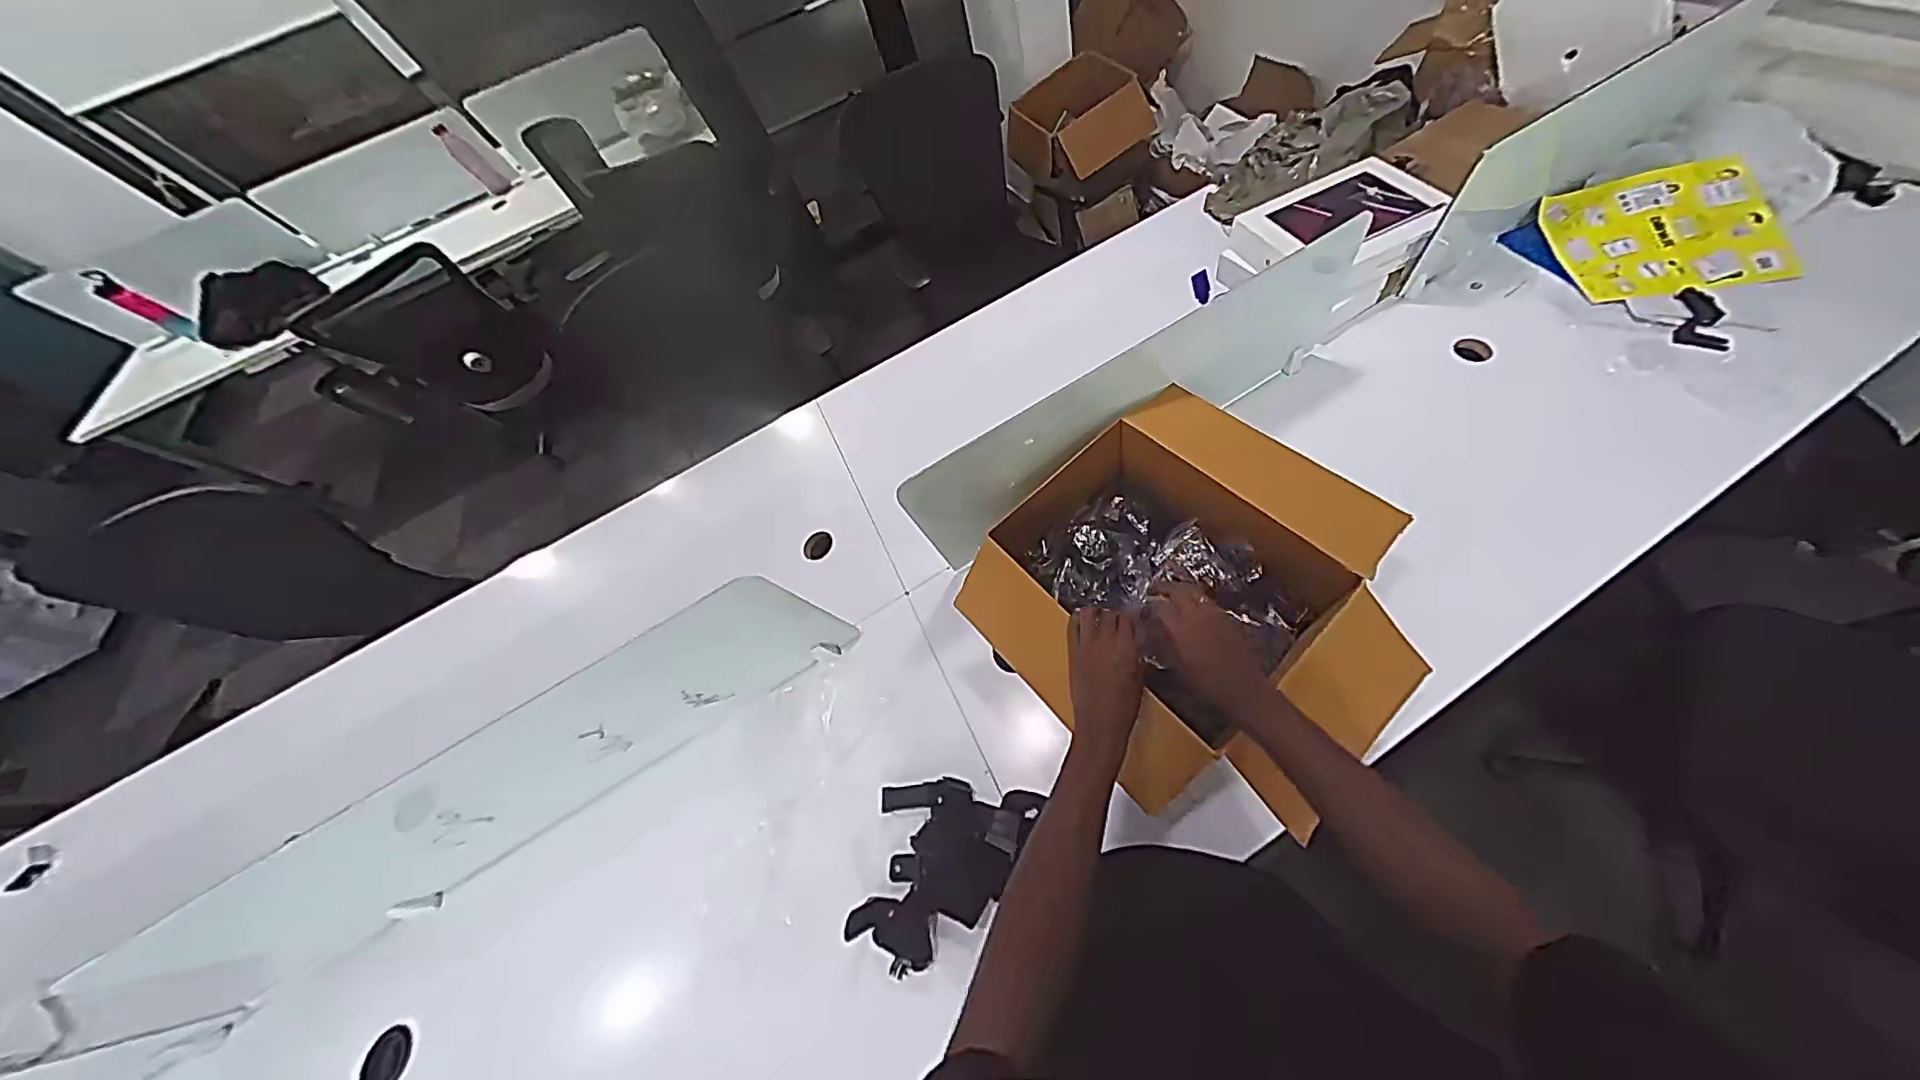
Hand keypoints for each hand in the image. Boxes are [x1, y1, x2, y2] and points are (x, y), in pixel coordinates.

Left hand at [1067, 607, 1144, 764]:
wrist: (1100, 724)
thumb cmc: (1123, 708)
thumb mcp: (1139, 679)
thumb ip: (1138, 657)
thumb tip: (1137, 645)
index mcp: (1125, 649)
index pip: (1128, 617)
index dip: (1131, 613)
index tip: (1133, 614)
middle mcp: (1105, 643)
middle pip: (1109, 613)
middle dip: (1115, 612)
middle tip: (1118, 616)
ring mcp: (1086, 647)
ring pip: (1088, 613)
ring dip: (1096, 611)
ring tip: (1100, 615)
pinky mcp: (1073, 653)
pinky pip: (1072, 628)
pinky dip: (1077, 620)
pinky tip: (1082, 622)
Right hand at [1144, 582, 1274, 719]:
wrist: (1243, 689)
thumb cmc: (1205, 684)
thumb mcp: (1176, 666)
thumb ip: (1161, 644)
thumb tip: (1148, 631)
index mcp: (1180, 628)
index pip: (1158, 606)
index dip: (1147, 606)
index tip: (1141, 611)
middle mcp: (1197, 614)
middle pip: (1177, 590)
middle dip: (1163, 588)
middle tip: (1153, 591)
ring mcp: (1215, 614)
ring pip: (1195, 591)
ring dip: (1181, 590)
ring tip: (1172, 596)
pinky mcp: (1228, 618)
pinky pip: (1208, 601)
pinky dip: (1196, 599)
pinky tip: (1193, 610)